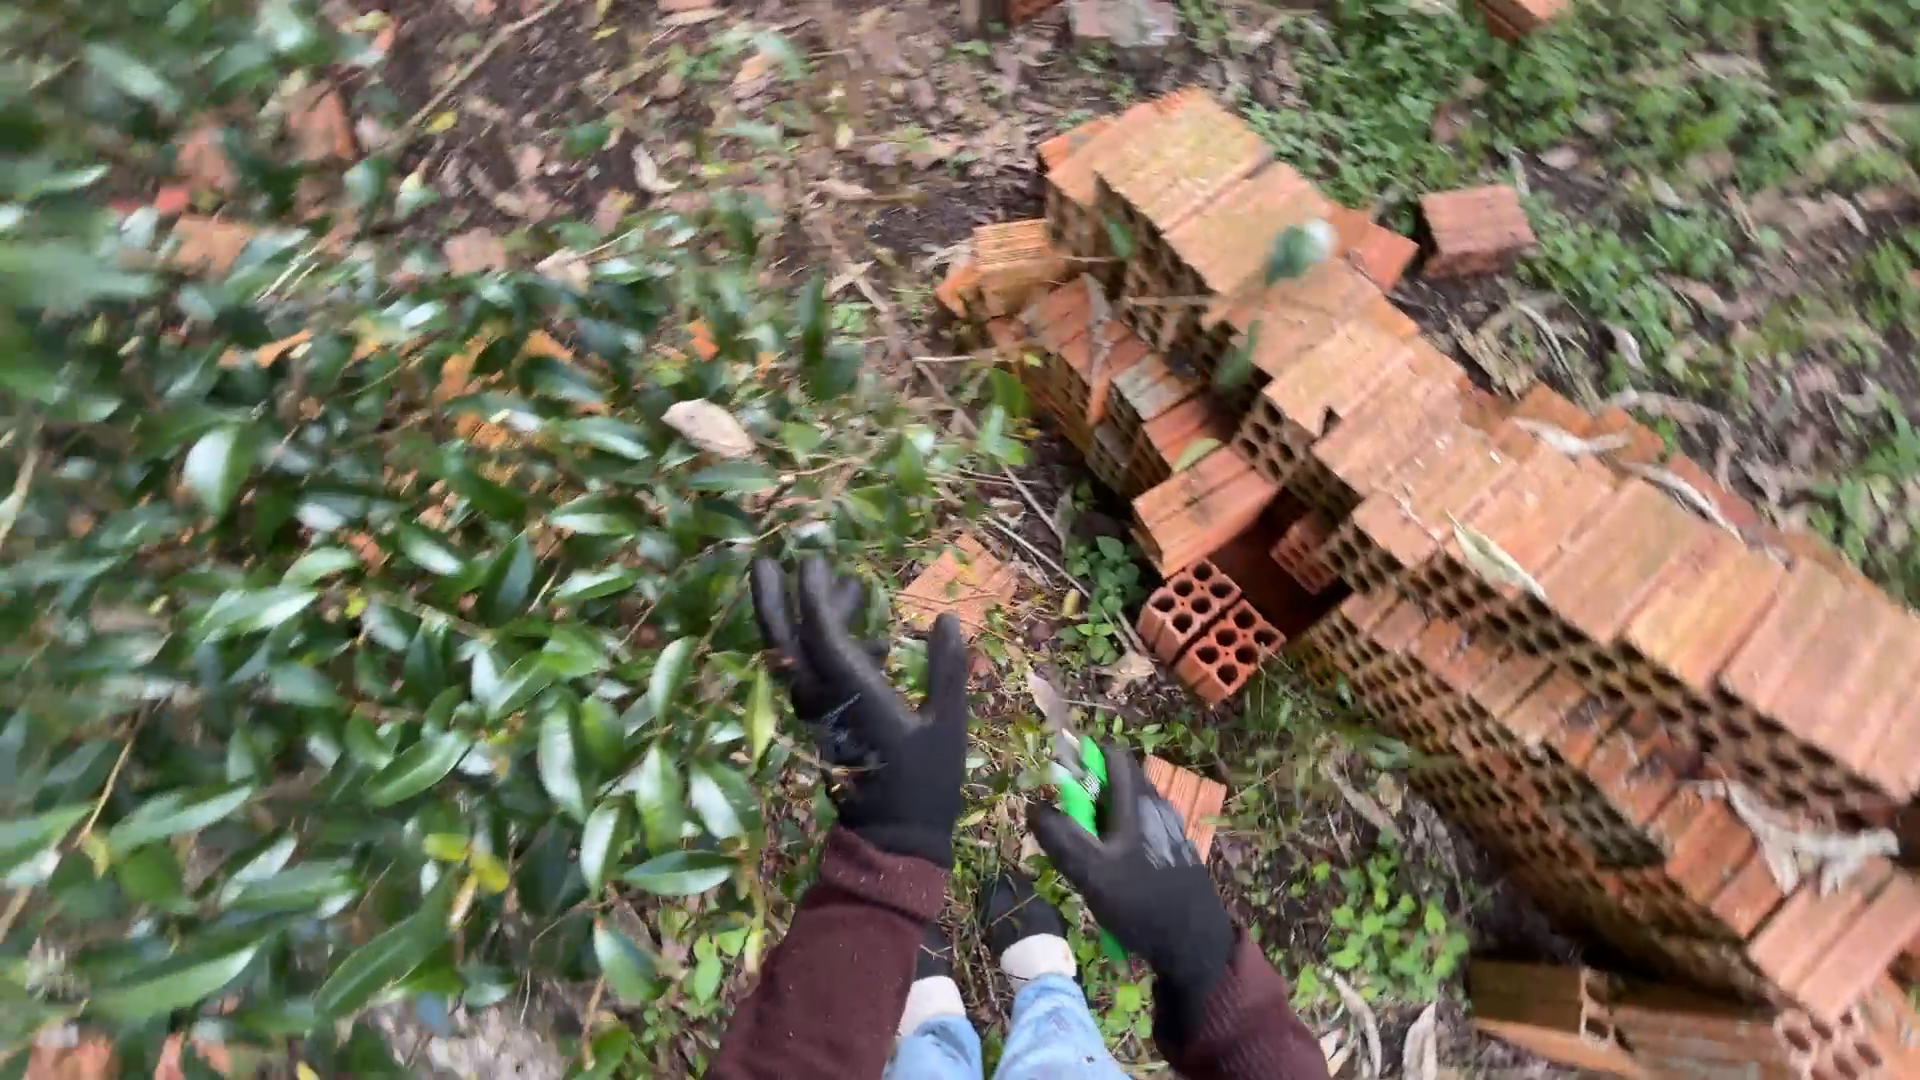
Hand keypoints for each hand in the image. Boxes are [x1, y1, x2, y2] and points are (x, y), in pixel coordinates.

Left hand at [750, 556, 969, 867]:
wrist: (894, 840)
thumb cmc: (926, 783)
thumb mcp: (948, 725)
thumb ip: (946, 670)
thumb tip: (946, 620)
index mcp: (854, 696)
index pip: (821, 635)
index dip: (814, 595)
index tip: (813, 559)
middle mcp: (825, 700)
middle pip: (785, 644)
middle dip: (772, 601)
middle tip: (767, 561)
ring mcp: (820, 713)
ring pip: (798, 656)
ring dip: (808, 618)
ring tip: (846, 583)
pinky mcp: (825, 722)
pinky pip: (816, 673)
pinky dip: (831, 647)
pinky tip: (871, 637)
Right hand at [1029, 747, 1234, 1008]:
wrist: (1197, 946)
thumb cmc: (1140, 902)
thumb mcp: (1091, 872)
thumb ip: (1060, 837)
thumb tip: (1033, 806)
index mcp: (1137, 800)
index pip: (1112, 754)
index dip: (1085, 758)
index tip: (1063, 780)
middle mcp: (1157, 804)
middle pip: (1119, 780)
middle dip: (1090, 795)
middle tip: (1072, 825)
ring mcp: (1171, 826)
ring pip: (1130, 805)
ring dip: (1106, 817)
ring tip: (1092, 851)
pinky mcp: (1178, 848)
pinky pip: (1143, 825)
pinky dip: (1123, 833)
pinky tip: (1118, 869)